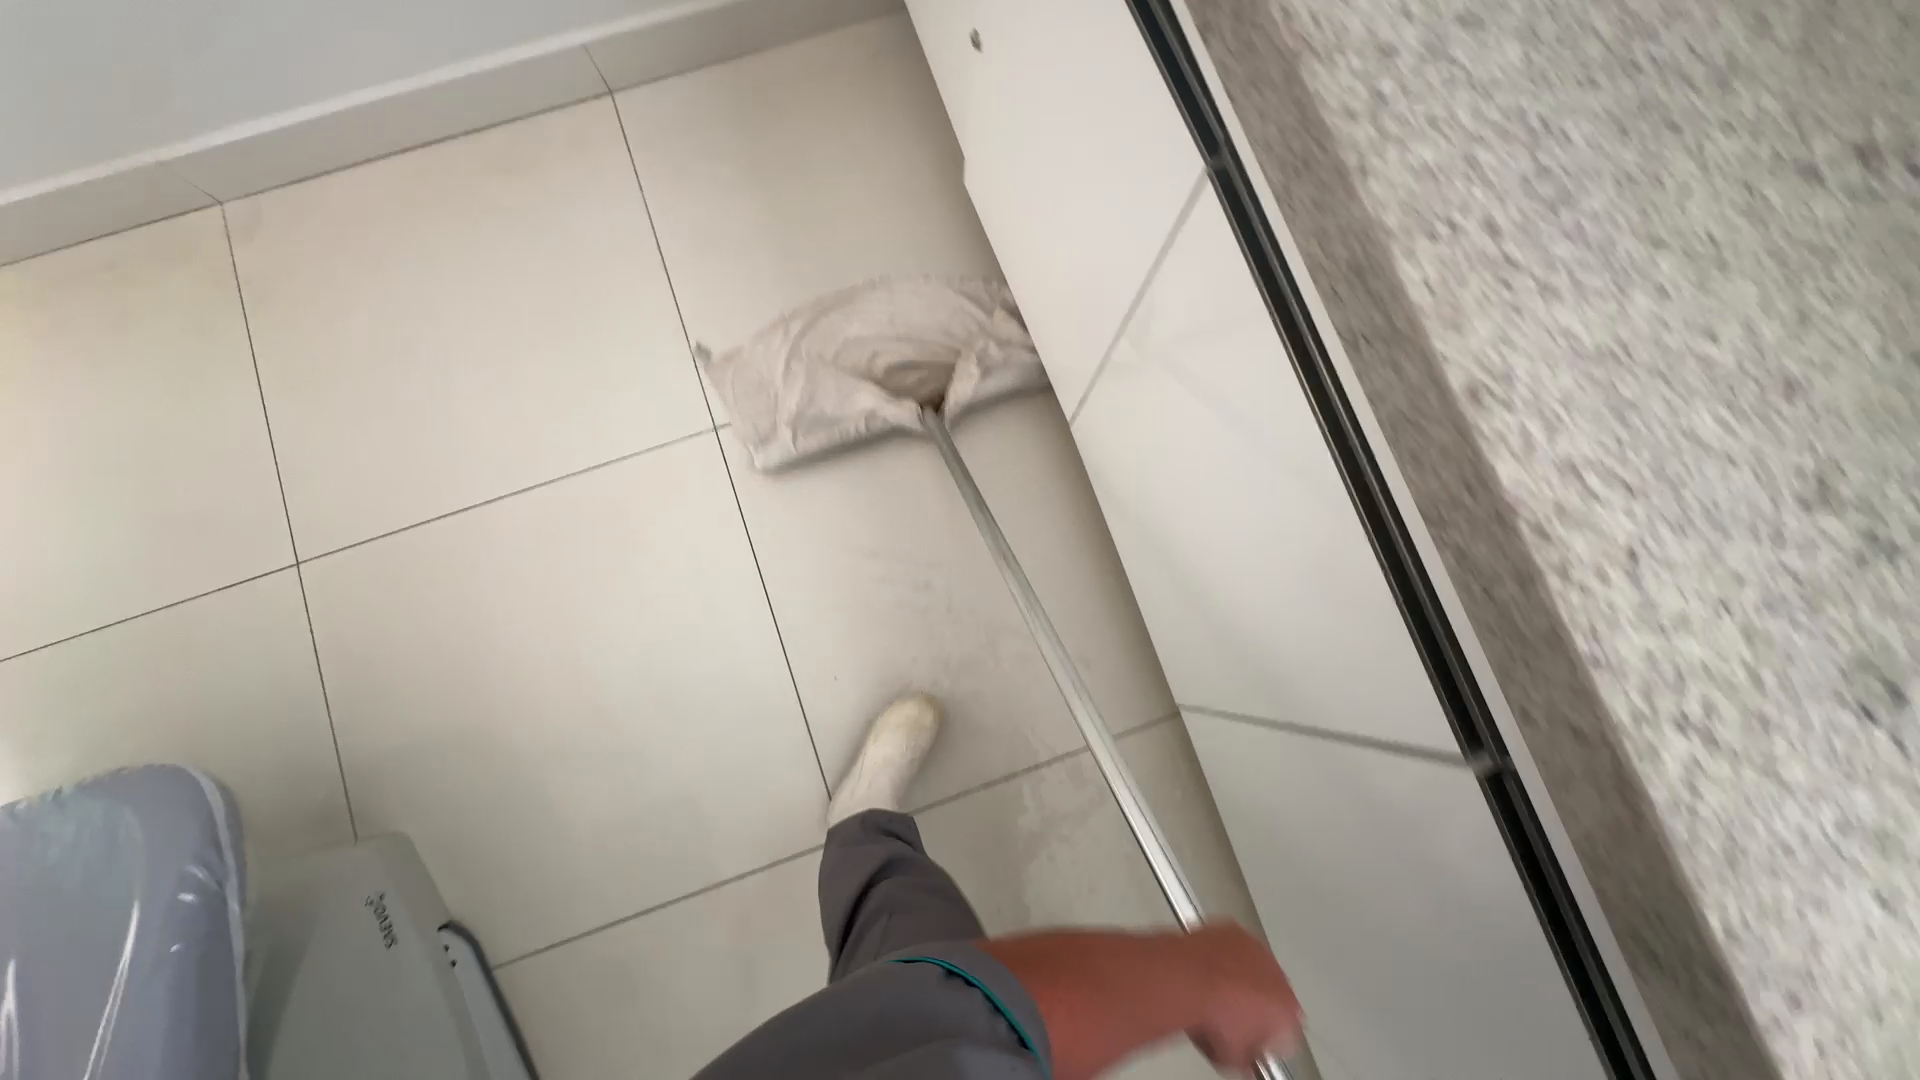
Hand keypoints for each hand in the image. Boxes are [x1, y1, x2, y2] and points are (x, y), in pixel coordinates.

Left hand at [1180, 924, 1302, 1073]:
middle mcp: (1278, 974)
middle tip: (1231, 1014)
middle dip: (1255, 1002)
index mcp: (1289, 1009)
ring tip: (1216, 989)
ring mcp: (1255, 948)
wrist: (1188, 978)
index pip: (1287, 1027)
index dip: (1268, 1034)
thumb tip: (1241, 1056)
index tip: (1253, 1038)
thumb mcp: (1234, 1057)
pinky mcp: (1232, 928)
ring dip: (1240, 974)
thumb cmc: (1212, 1015)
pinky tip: (1206, 966)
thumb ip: (1248, 1056)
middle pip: (1272, 991)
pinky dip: (1222, 952)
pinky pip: (1231, 944)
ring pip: (1253, 965)